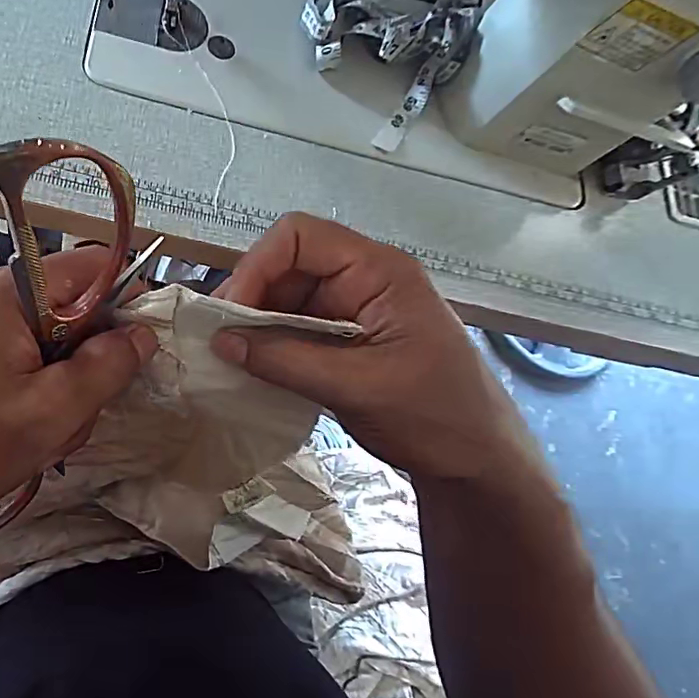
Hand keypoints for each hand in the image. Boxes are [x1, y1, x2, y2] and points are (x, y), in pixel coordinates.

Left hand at [0, 245, 156, 572]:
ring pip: (54, 337)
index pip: (95, 265)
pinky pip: (24, 352)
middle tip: (77, 409)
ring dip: (64, 382)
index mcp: (10, 292)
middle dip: (90, 357)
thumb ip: (108, 367)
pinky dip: (36, 384)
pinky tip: (20, 421)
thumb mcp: (52, 412)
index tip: (138, 346)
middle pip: (76, 307)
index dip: (129, 297)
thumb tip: (142, 334)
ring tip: (43, 428)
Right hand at [211, 213, 535, 481]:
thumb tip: (221, 342)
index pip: (300, 238)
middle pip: (289, 267)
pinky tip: (255, 370)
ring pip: (289, 301)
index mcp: (378, 271)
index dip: (257, 266)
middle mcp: (364, 280)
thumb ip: (287, 361)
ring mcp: (357, 311)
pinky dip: (274, 347)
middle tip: (220, 342)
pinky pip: (300, 331)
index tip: (231, 314)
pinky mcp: (350, 341)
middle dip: (251, 299)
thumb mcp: (359, 387)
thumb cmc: (436, 415)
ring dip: (258, 326)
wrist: (478, 460)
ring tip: (230, 359)